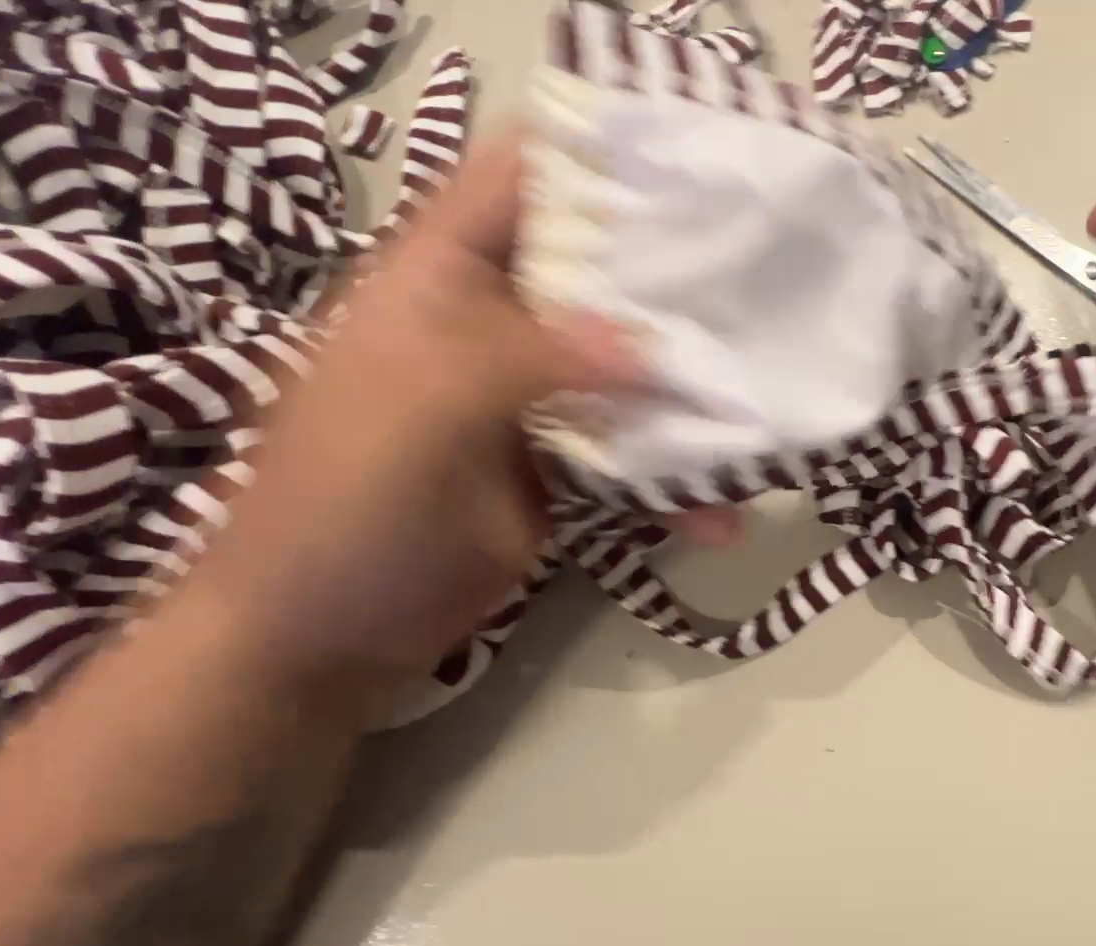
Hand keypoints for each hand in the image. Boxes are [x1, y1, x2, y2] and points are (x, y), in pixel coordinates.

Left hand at [175, 134, 734, 706]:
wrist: (326, 641)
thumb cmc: (342, 513)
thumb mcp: (417, 416)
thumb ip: (525, 361)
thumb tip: (650, 348)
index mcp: (441, 280)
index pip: (520, 178)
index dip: (599, 155)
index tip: (698, 164)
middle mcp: (494, 326)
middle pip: (599, 274)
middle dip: (678, 279)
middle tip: (769, 282)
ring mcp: (533, 401)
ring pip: (630, 371)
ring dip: (693, 391)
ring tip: (769, 406)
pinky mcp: (562, 470)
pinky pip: (635, 456)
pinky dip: (679, 482)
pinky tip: (726, 513)